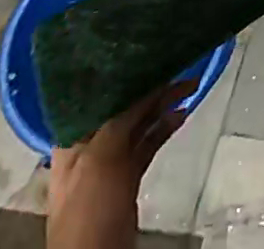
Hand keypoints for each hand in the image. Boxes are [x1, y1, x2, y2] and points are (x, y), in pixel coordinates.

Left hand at [47, 80, 196, 248]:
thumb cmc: (89, 208)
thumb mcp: (101, 158)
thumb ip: (121, 120)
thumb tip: (149, 86)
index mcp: (74, 138)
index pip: (99, 96)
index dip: (124, 76)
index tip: (150, 56)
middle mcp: (90, 145)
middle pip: (124, 107)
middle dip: (152, 89)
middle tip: (181, 69)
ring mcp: (110, 162)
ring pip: (140, 124)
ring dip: (163, 106)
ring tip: (190, 87)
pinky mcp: (128, 177)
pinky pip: (148, 144)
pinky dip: (165, 129)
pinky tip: (183, 115)